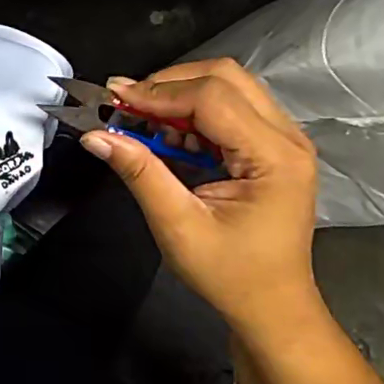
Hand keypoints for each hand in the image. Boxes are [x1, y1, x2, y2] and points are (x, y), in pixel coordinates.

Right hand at [80, 59, 321, 339]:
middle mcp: (287, 138)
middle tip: (125, 104)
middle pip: (224, 77)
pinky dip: (191, 110)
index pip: (212, 98)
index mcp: (274, 158)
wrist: (272, 306)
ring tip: (142, 120)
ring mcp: (283, 140)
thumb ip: (139, 172)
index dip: (157, 93)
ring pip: (227, 86)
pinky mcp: (271, 146)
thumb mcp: (177, 225)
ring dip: (178, 94)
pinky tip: (167, 135)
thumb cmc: (230, 274)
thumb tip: (96, 135)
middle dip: (168, 83)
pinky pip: (229, 106)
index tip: (113, 100)